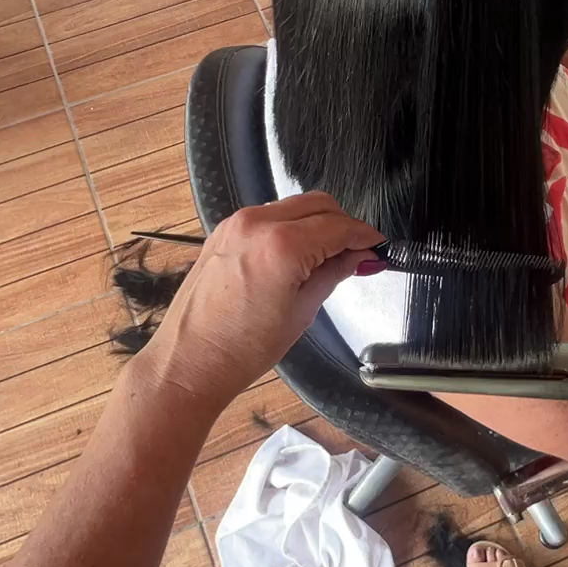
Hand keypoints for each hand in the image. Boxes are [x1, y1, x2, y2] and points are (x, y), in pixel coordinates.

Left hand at [135, 193, 382, 406]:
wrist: (191, 362)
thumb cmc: (238, 349)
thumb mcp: (303, 311)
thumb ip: (334, 273)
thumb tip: (358, 257)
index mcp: (281, 246)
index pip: (338, 226)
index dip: (364, 235)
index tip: (376, 246)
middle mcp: (256, 225)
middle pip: (319, 204)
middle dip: (344, 224)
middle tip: (358, 252)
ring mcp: (236, 225)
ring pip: (294, 206)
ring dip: (318, 223)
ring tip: (329, 258)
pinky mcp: (224, 232)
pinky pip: (270, 216)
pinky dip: (292, 227)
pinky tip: (301, 254)